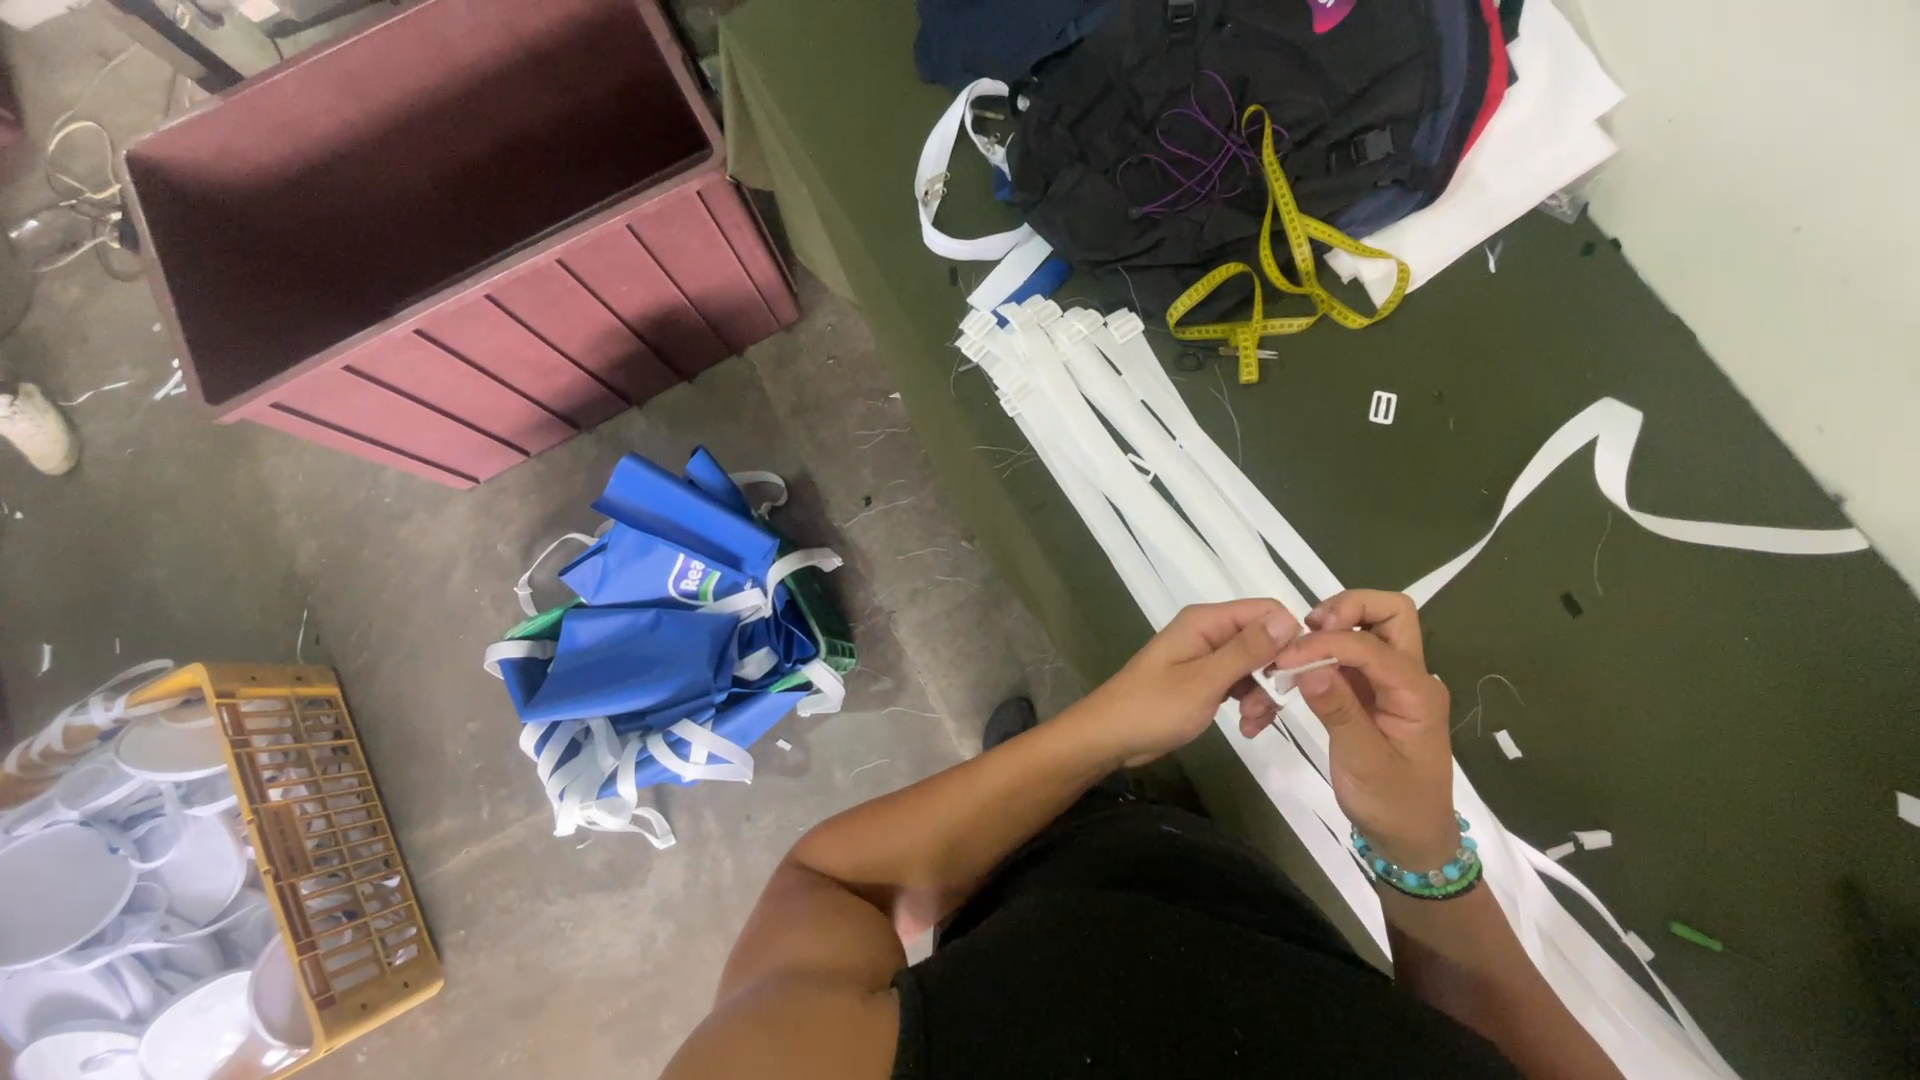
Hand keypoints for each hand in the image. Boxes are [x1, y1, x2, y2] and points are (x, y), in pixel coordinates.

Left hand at [1064, 599, 1297, 768]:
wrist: (1109, 738)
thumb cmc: (1152, 708)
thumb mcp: (1204, 681)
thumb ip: (1246, 650)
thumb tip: (1289, 619)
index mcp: (1205, 621)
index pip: (1267, 612)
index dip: (1287, 641)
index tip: (1292, 676)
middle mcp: (1208, 632)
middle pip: (1264, 641)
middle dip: (1273, 676)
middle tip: (1265, 710)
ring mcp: (1205, 657)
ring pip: (1256, 667)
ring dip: (1262, 696)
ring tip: (1252, 724)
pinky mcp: (1204, 680)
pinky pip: (1240, 684)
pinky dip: (1248, 704)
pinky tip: (1246, 728)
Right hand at [1239, 590, 1457, 868]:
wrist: (1411, 838)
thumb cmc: (1394, 804)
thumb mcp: (1365, 763)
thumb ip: (1338, 710)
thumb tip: (1307, 666)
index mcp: (1417, 692)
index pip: (1369, 644)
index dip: (1324, 644)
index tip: (1283, 660)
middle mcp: (1408, 676)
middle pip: (1390, 612)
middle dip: (1347, 607)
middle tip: (1308, 628)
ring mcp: (1390, 682)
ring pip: (1368, 626)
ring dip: (1332, 625)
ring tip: (1297, 647)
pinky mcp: (1370, 692)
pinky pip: (1348, 655)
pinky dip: (1321, 651)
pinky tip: (1294, 670)